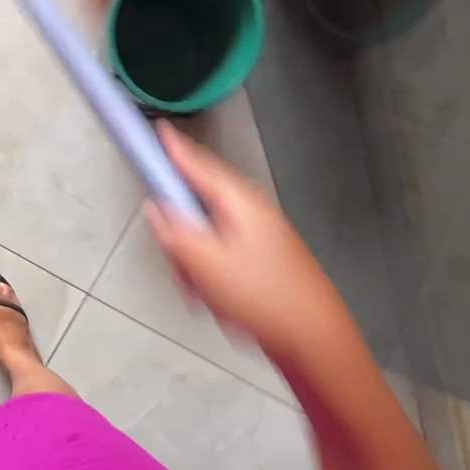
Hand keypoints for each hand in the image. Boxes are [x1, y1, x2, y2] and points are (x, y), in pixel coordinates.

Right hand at [143, 123, 349, 359]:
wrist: (312, 337)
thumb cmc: (264, 299)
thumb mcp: (206, 266)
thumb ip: (176, 235)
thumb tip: (156, 209)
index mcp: (240, 206)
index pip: (200, 167)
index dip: (175, 151)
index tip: (158, 132)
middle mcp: (252, 215)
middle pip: (198, 210)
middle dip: (181, 240)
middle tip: (182, 270)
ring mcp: (260, 238)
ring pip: (207, 239)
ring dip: (196, 266)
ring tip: (206, 295)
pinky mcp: (263, 261)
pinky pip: (222, 259)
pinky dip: (212, 278)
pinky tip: (221, 302)